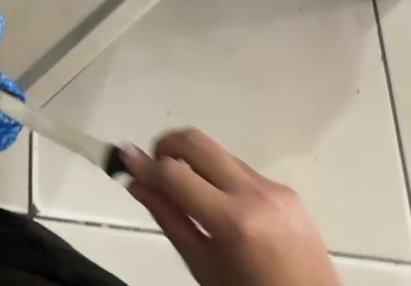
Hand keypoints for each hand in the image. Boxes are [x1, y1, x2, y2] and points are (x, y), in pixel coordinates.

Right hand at [122, 129, 340, 285]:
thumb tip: (136, 183)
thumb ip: (169, 218)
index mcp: (234, 222)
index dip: (144, 165)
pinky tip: (221, 207)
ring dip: (195, 164)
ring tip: (188, 195)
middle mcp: (256, 194)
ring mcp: (276, 189)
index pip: (175, 175)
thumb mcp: (204, 267)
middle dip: (167, 145)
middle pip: (197, 142)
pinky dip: (220, 178)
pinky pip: (242, 171)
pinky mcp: (288, 191)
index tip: (122, 157)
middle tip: (153, 167)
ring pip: (218, 154)